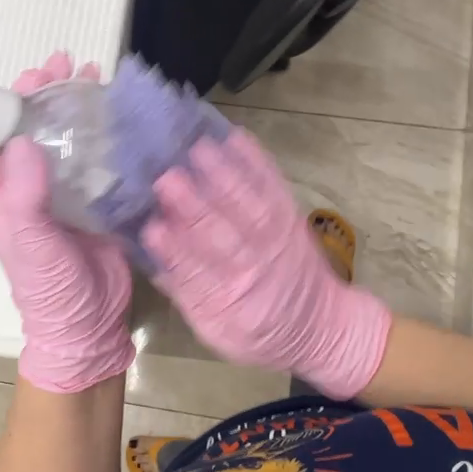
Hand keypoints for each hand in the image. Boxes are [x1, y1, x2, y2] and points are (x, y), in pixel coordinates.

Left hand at [0, 52, 133, 392]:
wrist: (89, 326)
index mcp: (3, 196)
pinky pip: (97, 160)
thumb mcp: (32, 242)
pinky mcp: (95, 203)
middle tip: (68, 62)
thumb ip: (25, 196)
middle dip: (47, 96)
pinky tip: (122, 114)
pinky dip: (106, 135)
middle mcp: (30, 190)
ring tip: (96, 75)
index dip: (10, 104)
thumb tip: (22, 139)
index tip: (33, 74)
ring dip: (78, 108)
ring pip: (67, 140)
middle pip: (33, 130)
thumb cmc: (50, 288)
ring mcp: (63, 195)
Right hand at [140, 132, 390, 398]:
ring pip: (250, 206)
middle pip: (222, 235)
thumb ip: (186, 296)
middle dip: (195, 206)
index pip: (197, 274)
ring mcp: (277, 240)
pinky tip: (238, 137)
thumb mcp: (217, 333)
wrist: (322, 329)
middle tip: (167, 178)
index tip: (151, 227)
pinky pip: (275, 188)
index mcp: (230, 303)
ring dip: (224, 176)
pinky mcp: (292, 218)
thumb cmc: (259, 333)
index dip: (175, 251)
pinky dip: (258, 162)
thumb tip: (149, 257)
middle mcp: (256, 270)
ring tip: (199, 150)